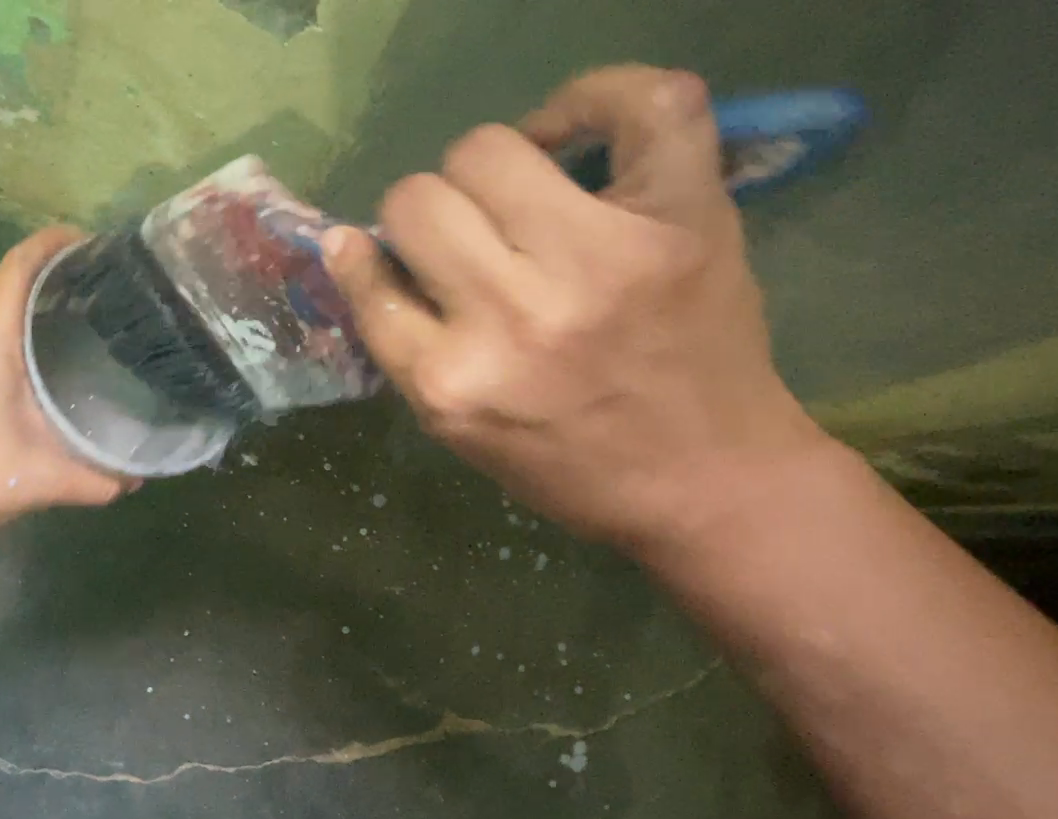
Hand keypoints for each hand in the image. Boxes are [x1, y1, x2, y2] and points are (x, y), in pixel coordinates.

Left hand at [0, 226, 137, 548]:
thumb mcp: (53, 477)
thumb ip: (106, 477)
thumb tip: (144, 478)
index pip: (21, 262)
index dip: (59, 243)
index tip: (99, 248)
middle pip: (6, 271)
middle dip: (51, 265)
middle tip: (100, 283)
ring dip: (26, 288)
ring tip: (74, 305)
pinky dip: (6, 310)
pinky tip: (34, 340)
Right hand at [325, 65, 838, 555]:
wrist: (704, 478)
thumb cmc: (565, 467)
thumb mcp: (456, 429)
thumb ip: (404, 345)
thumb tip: (353, 248)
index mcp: (449, 380)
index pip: (369, 276)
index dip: (369, 256)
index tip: (381, 251)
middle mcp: (510, 316)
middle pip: (418, 200)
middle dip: (423, 214)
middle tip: (460, 236)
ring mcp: (599, 260)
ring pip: (489, 149)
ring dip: (485, 168)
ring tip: (513, 193)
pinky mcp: (681, 219)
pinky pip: (641, 102)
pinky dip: (598, 100)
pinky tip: (572, 132)